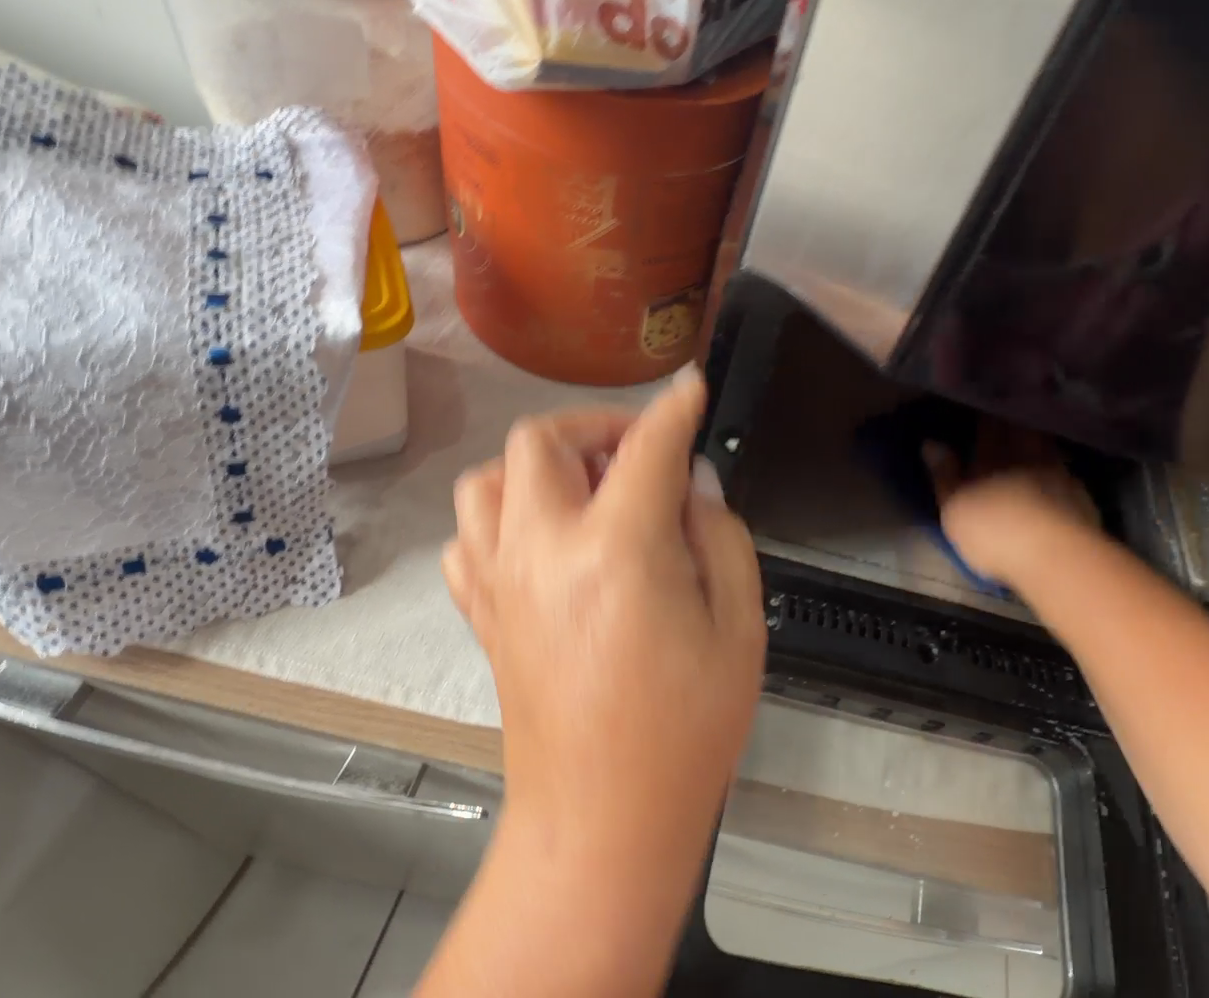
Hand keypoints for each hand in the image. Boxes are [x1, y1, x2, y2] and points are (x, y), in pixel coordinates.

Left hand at [442, 368, 766, 858]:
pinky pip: (469, 537)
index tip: (690, 389)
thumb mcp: (738, 627)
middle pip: (540, 440)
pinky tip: (547, 542)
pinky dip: (504, 518)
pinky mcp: (482, 615)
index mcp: (618, 551)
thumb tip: (691, 491)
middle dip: (594, 426)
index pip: (646, 447)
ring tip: (589, 492)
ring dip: (540, 466)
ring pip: (488, 479)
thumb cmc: (687, 730)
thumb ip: (721, 538)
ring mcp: (500, 582)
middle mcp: (543, 551)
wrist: (603, 819)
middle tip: (641, 456)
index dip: (674, 408)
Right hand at [924, 425, 1100, 583]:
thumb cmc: (993, 532)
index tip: (981, 406)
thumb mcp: (954, 508)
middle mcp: (1027, 456)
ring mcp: (1058, 473)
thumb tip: (931, 443)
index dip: (985, 414)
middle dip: (1013, 422)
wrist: (1054, 555)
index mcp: (993, 457)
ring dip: (1039, 440)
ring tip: (1032, 439)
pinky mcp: (1080, 494)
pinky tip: (1058, 475)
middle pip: (1021, 430)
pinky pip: (1067, 472)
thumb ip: (944, 474)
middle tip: (1008, 415)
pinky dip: (1059, 469)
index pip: (988, 426)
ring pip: (1047, 446)